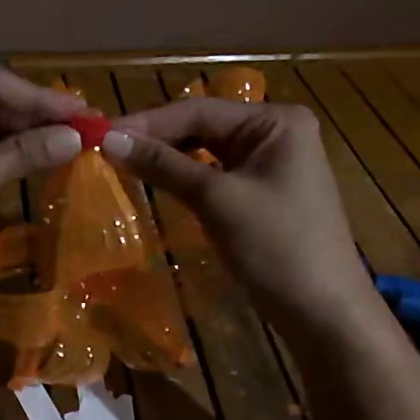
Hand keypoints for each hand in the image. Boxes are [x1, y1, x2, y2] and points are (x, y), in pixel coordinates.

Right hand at [101, 98, 372, 322]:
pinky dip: (181, 176)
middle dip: (154, 137)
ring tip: (119, 162)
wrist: (320, 308)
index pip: (198, 110)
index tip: (99, 135)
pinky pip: (211, 173)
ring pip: (203, 150)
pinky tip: (153, 181)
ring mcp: (267, 163)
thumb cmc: (275, 246)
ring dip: (164, 157)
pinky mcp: (258, 191)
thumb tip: (109, 140)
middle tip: (104, 150)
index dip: (146, 122)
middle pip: (201, 126)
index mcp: (275, 121)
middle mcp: (273, 132)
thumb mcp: (216, 200)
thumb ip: (163, 166)